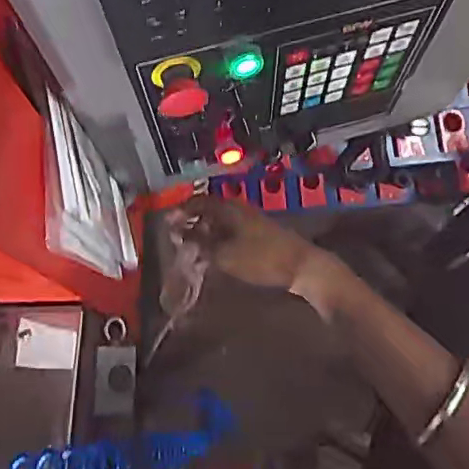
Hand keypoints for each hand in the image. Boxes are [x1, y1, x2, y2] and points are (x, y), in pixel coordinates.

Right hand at [174, 196, 346, 303]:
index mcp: (229, 207)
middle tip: (176, 238)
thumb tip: (177, 230)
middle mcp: (239, 208)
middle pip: (208, 210)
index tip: (165, 223)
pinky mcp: (259, 232)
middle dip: (191, 221)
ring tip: (191, 247)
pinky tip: (214, 252)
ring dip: (205, 231)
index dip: (180, 211)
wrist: (302, 266)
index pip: (197, 202)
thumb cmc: (262, 259)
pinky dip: (218, 237)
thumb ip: (199, 242)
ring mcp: (251, 219)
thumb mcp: (225, 254)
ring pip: (220, 220)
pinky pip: (231, 229)